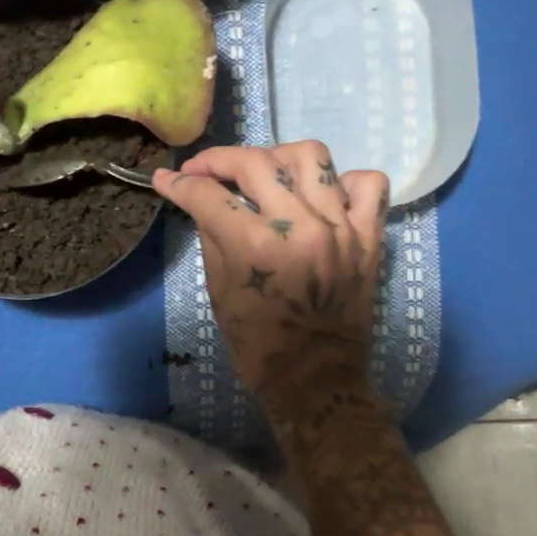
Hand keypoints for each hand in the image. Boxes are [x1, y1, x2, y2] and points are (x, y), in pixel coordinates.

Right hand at [153, 142, 389, 419]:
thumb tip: (204, 203)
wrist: (314, 379)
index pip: (209, 195)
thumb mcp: (219, 293)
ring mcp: (340, 227)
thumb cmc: (257, 345)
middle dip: (219, 160)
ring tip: (267, 174)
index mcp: (255, 246)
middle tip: (205, 172)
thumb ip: (212, 238)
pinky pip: (369, 184)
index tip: (167, 181)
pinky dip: (346, 181)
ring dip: (279, 157)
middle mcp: (299, 226)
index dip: (180, 184)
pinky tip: (324, 196)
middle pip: (256, 162)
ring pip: (312, 156)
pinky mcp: (369, 237)